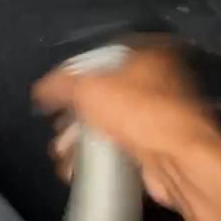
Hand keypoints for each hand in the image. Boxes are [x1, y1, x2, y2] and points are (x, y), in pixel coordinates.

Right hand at [34, 39, 220, 211]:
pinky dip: (100, 154)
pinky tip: (77, 166)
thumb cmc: (137, 111)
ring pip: (113, 122)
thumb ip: (59, 85)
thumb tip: (39, 91)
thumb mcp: (86, 89)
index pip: (104, 54)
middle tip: (58, 124)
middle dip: (77, 112)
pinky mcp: (162, 144)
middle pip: (106, 92)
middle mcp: (162, 81)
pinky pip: (122, 145)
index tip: (59, 90)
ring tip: (62, 152)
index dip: (77, 71)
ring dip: (84, 138)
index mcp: (150, 56)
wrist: (180, 159)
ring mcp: (164, 115)